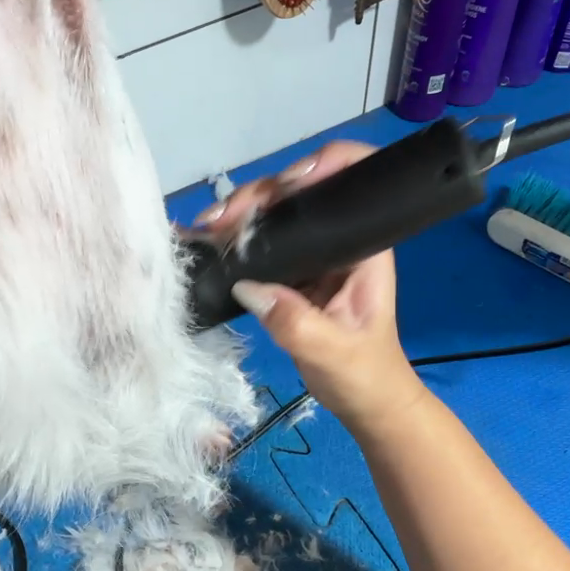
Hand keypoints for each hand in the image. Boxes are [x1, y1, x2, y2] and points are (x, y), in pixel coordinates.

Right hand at [192, 141, 428, 434]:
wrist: (363, 403)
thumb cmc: (365, 376)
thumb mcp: (334, 353)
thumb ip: (296, 323)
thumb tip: (248, 287)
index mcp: (364, 248)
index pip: (354, 184)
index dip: (323, 167)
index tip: (284, 184)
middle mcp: (339, 243)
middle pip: (299, 197)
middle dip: (259, 197)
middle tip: (219, 218)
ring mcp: (312, 258)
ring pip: (274, 220)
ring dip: (239, 219)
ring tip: (204, 229)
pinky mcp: (289, 278)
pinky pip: (259, 251)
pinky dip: (233, 246)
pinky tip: (205, 246)